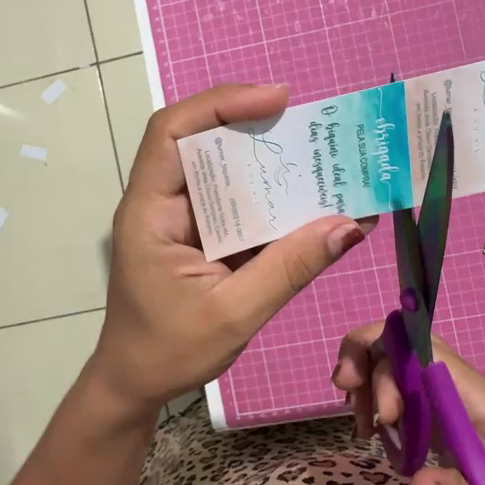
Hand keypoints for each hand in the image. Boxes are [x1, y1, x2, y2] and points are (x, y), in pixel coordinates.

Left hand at [91, 84, 374, 412]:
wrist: (135, 384)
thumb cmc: (167, 351)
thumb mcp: (233, 314)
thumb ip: (288, 269)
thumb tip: (348, 225)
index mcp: (149, 212)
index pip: (171, 132)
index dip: (220, 104)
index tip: (277, 99)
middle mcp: (161, 204)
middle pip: (202, 144)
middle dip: (257, 130)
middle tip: (315, 129)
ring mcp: (180, 221)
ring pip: (224, 175)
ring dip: (270, 167)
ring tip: (324, 161)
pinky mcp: (198, 239)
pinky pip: (236, 208)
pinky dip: (271, 204)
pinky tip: (311, 205)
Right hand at [333, 323, 484, 484]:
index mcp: (480, 401)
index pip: (425, 348)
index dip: (387, 361)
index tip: (377, 412)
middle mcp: (463, 391)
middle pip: (403, 347)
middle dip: (367, 366)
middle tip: (357, 415)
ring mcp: (450, 403)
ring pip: (396, 364)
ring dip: (367, 384)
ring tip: (362, 428)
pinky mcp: (440, 420)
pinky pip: (400, 391)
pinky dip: (376, 404)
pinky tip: (375, 437)